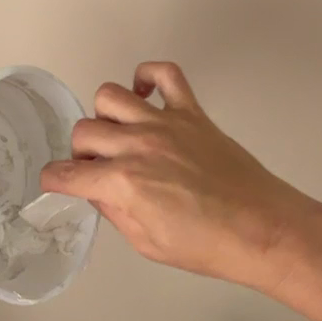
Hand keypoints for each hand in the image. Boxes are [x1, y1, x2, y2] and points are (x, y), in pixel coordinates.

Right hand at [39, 61, 321, 296]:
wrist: (267, 231)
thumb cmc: (209, 247)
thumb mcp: (148, 244)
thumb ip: (114, 211)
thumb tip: (96, 190)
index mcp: (124, 183)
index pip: (67, 173)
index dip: (54, 181)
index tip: (57, 183)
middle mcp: (138, 146)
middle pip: (83, 132)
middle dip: (82, 154)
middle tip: (99, 169)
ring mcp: (165, 123)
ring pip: (109, 96)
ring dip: (105, 117)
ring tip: (120, 135)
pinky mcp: (191, 112)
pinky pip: (163, 73)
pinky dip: (147, 76)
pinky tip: (144, 96)